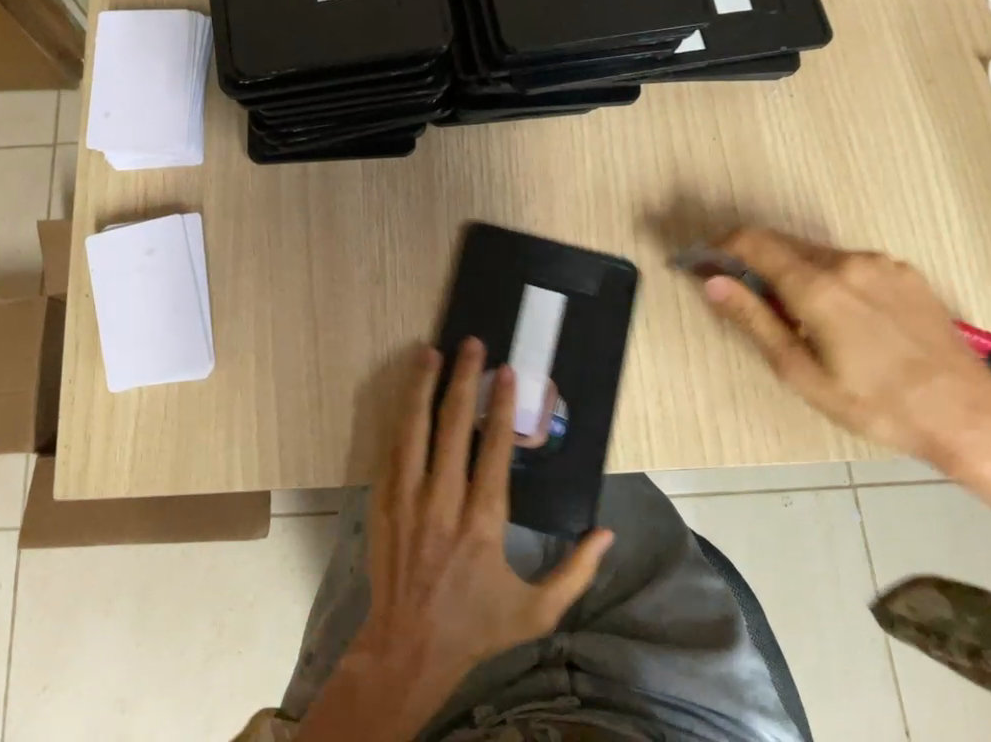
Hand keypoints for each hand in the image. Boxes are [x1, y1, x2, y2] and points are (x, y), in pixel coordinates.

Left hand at [300, 341, 611, 739]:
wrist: (407, 646)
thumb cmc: (476, 626)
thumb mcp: (538, 611)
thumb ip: (576, 571)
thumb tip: (607, 533)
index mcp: (483, 521)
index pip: (494, 448)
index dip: (502, 406)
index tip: (507, 372)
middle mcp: (443, 502)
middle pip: (451, 425)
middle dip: (462, 379)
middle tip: (470, 344)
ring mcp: (407, 500)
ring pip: (413, 429)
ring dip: (421, 387)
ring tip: (428, 352)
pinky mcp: (383, 504)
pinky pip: (391, 451)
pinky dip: (399, 419)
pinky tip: (407, 397)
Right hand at [700, 227, 990, 477]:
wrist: (971, 415)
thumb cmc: (876, 405)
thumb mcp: (802, 373)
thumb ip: (755, 321)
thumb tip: (713, 282)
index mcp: (819, 286)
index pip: (753, 242)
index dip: (719, 247)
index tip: (699, 262)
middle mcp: (849, 262)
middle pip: (782, 243)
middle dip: (749, 259)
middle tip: (732, 291)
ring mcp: (882, 265)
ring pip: (815, 254)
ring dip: (786, 269)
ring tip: (783, 312)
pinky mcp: (904, 275)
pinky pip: (846, 264)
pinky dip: (822, 276)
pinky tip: (828, 314)